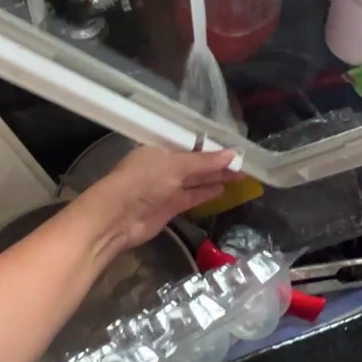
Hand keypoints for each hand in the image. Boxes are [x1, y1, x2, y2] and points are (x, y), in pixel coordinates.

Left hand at [73, 147, 236, 254]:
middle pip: (195, 163)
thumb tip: (232, 155)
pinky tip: (223, 188)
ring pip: (196, 180)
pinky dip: (206, 192)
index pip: (189, 144)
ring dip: (216, 177)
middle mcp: (163, 166)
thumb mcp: (175, 166)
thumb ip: (204, 162)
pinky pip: (192, 196)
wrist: (118, 217)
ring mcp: (166, 187)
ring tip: (240, 174)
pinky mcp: (170, 207)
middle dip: (217, 163)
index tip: (231, 146)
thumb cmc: (143, 181)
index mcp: (159, 149)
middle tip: (243, 162)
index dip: (210, 145)